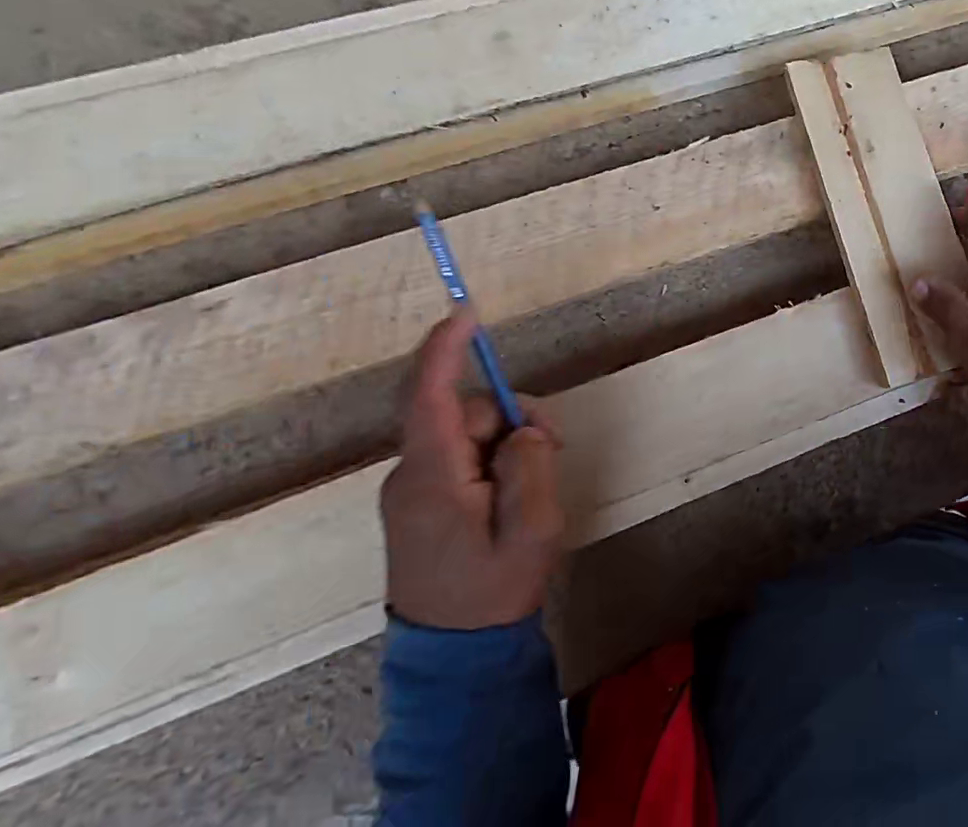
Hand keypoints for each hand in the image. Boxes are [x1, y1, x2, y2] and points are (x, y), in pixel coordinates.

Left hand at [381, 309, 567, 629]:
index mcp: (432, 479)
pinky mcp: (423, 500)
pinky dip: (495, 459)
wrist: (454, 653)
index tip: (465, 314)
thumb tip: (522, 431)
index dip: (444, 351)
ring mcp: (414, 488)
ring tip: (538, 482)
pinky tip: (516, 492)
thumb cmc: (494, 591)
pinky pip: (463, 457)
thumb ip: (530, 468)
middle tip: (555, 445)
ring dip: (508, 442)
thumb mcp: (532, 531)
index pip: (429, 398)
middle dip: (512, 416)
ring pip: (466, 435)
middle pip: (461, 413)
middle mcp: (412, 474)